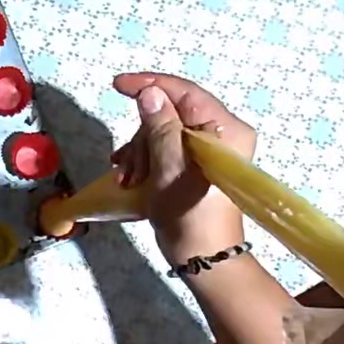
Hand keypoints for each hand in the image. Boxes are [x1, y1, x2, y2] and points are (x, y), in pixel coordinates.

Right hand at [110, 72, 254, 264]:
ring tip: (128, 178)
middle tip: (128, 165)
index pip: (185, 93)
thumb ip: (161, 128)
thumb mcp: (171, 169)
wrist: (202, 258)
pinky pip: (163, 149)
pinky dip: (144, 160)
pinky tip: (129, 178)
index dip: (150, 85)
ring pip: (162, 132)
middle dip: (142, 134)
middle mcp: (220, 134)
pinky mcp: (194, 166)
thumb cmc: (190, 215)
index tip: (118, 85)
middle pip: (170, 113)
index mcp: (225, 130)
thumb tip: (148, 94)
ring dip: (139, 151)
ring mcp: (207, 151)